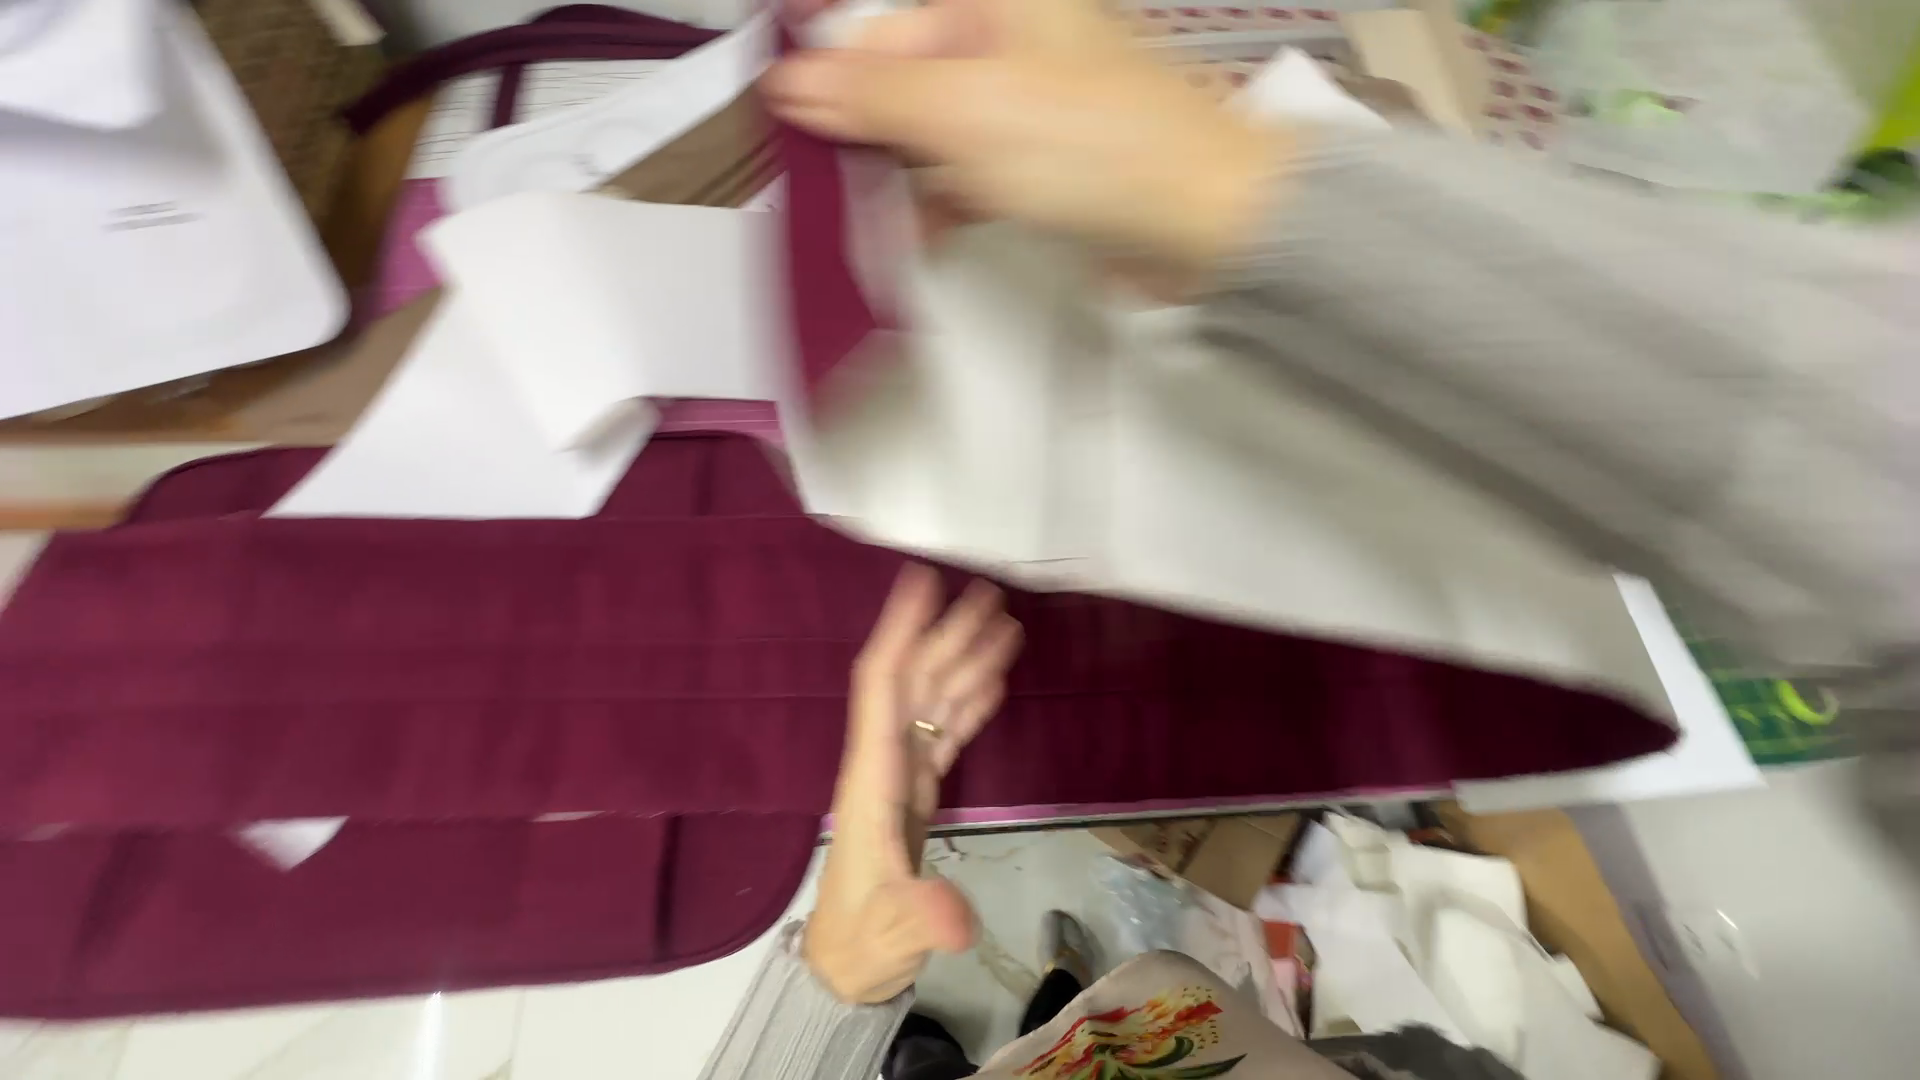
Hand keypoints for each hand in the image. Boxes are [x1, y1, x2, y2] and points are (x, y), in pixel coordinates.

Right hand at [765, 0, 1287, 275]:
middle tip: (855, 184)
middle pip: (904, 84)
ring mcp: (1028, 103)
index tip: (799, 131)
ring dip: (914, 181)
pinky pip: (973, 173)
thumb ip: (876, 96)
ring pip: (936, 136)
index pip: (877, 31)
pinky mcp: (1043, 160)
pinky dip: (953, 203)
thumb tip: (798, 81)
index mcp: (990, 6)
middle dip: (877, 140)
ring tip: (911, 216)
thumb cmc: (1106, 151)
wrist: (1197, 222)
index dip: (833, 83)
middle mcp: (1009, 43)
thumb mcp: (967, 113)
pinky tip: (946, 226)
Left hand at [804, 564, 1023, 1002]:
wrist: (851, 958)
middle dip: (949, 634)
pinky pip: (949, 727)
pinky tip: (994, 677)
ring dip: (966, 658)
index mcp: (873, 772)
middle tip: (990, 593)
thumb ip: (921, 917)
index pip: (882, 683)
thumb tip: (957, 918)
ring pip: (935, 697)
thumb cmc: (864, 937)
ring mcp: (905, 768)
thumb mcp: (892, 931)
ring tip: (1004, 623)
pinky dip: (971, 699)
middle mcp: (886, 756)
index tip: (922, 583)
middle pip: (917, 678)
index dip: (900, 630)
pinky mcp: (922, 785)